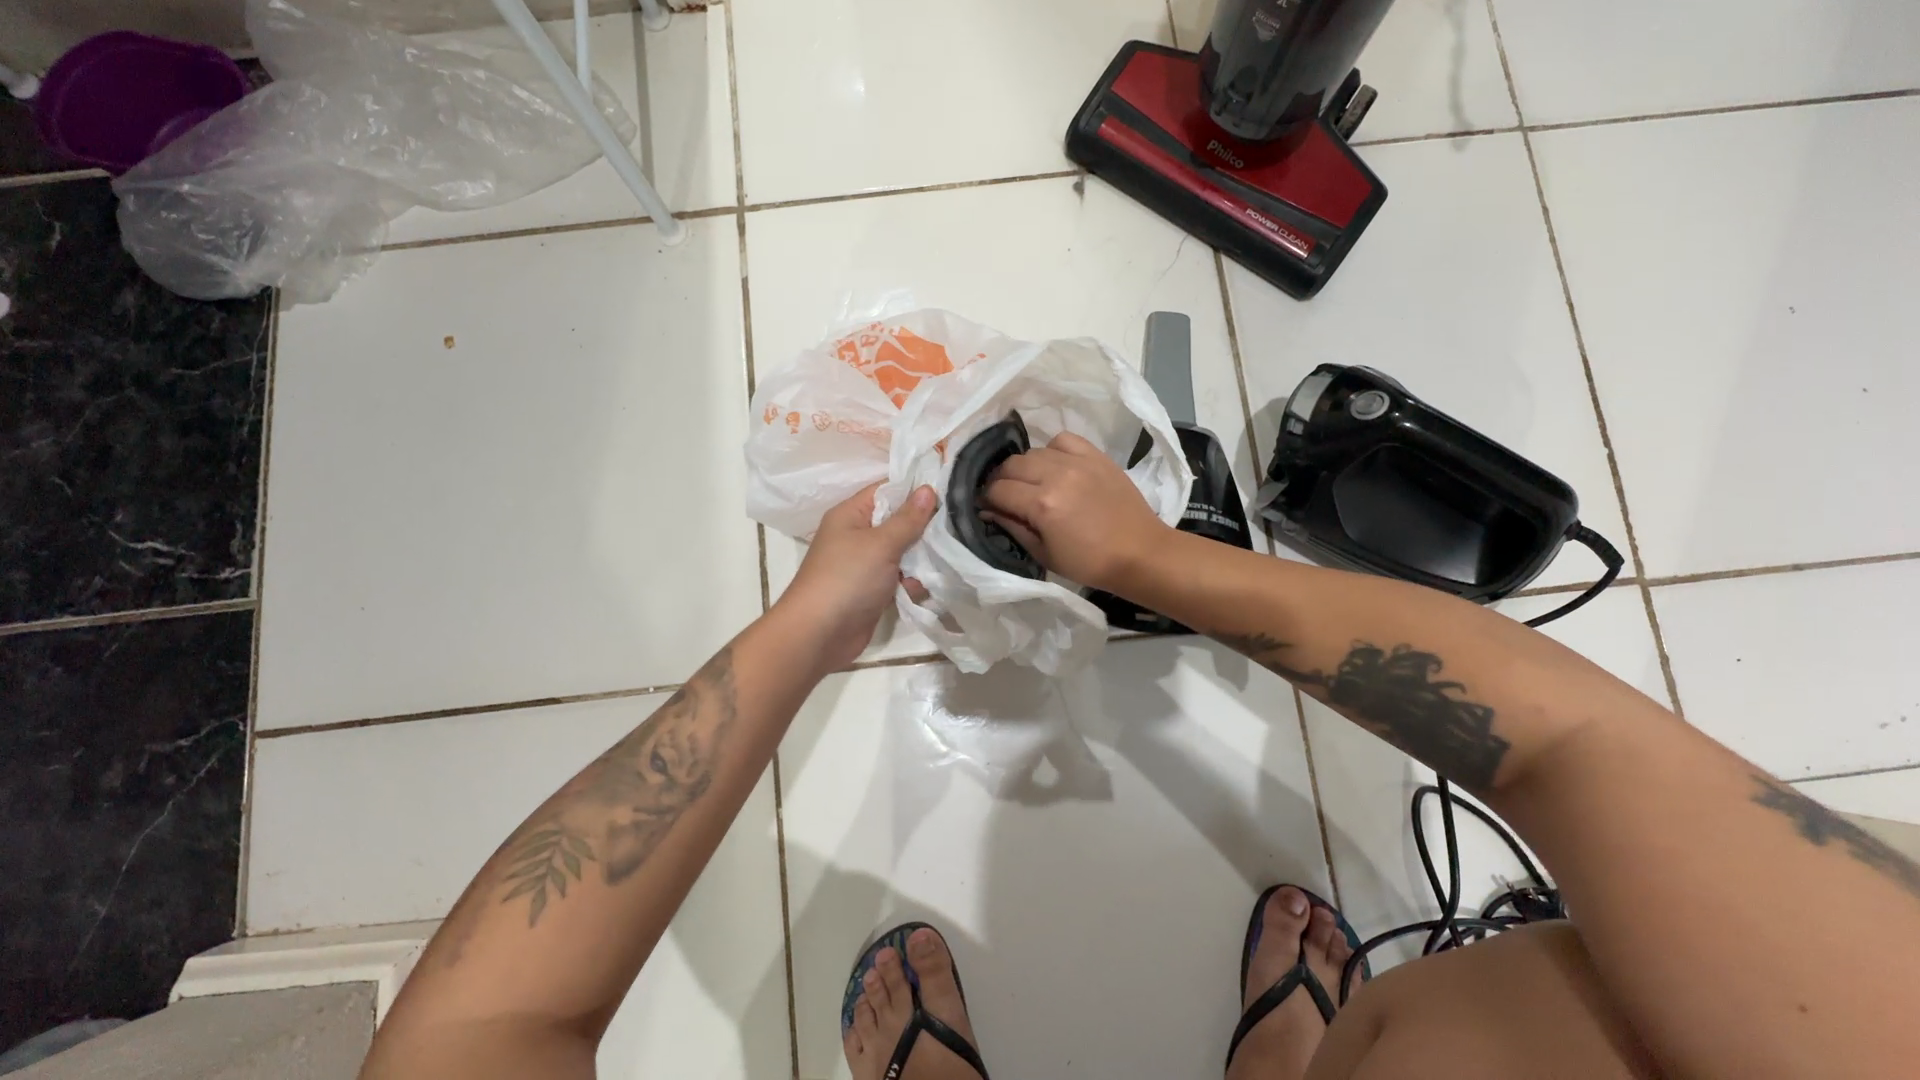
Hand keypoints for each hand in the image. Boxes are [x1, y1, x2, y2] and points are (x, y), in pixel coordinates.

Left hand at [774, 482, 936, 672]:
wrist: (819, 635)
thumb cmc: (847, 579)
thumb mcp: (880, 544)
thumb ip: (907, 518)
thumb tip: (927, 488)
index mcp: (850, 514)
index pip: (886, 489)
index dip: (915, 488)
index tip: (949, 489)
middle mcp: (856, 535)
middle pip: (897, 521)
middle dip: (923, 527)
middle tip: (954, 529)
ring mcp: (864, 564)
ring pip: (902, 551)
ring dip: (920, 559)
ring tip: (937, 564)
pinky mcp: (872, 589)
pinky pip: (899, 577)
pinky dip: (910, 582)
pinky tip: (919, 590)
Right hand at [982, 432, 1173, 590]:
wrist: (1140, 552)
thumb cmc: (1089, 563)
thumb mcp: (1044, 554)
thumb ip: (1013, 527)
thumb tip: (988, 511)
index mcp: (1042, 504)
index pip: (997, 490)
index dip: (986, 499)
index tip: (987, 508)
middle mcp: (1056, 475)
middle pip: (1010, 465)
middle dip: (1001, 481)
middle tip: (1005, 496)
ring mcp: (1078, 461)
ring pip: (1033, 451)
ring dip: (1025, 467)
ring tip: (1031, 483)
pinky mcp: (1096, 455)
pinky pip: (1063, 439)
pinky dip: (1052, 450)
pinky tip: (1055, 466)